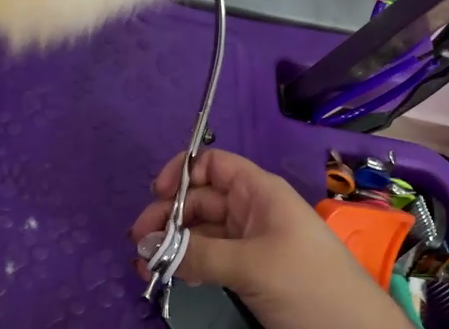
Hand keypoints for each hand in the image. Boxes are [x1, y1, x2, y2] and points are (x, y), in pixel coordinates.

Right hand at [128, 149, 411, 328]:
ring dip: (173, 243)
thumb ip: (197, 254)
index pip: (213, 163)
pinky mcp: (252, 274)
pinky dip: (188, 264)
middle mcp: (253, 209)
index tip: (157, 195)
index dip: (183, 172)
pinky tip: (169, 275)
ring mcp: (253, 243)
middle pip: (201, 199)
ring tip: (145, 264)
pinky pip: (211, 258)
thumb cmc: (310, 285)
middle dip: (168, 216)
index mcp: (259, 191)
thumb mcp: (252, 266)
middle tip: (139, 241)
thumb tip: (146, 247)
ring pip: (202, 231)